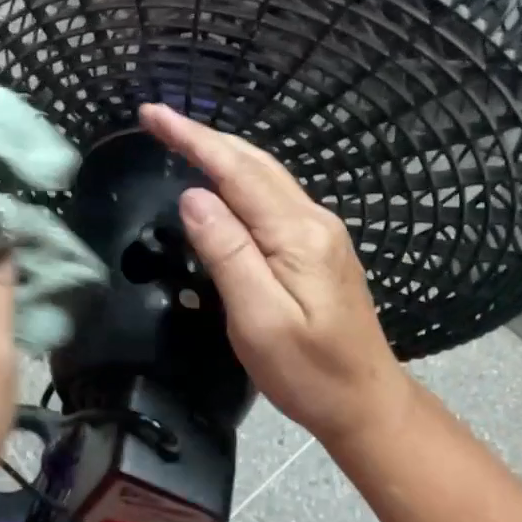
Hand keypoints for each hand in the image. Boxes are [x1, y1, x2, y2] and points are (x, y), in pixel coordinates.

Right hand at [139, 104, 414, 447]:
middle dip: (201, 135)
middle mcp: (312, 220)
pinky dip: (234, 172)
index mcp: (297, 234)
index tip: (152, 114)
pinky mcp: (317, 243)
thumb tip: (192, 196)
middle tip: (154, 119)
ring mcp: (319, 230)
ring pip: (262, 172)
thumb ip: (227, 253)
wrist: (369, 407)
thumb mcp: (259, 320)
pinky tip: (217, 176)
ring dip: (218, 149)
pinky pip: (269, 191)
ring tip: (177, 137)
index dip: (192, 138)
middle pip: (251, 162)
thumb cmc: (309, 372)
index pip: (236, 171)